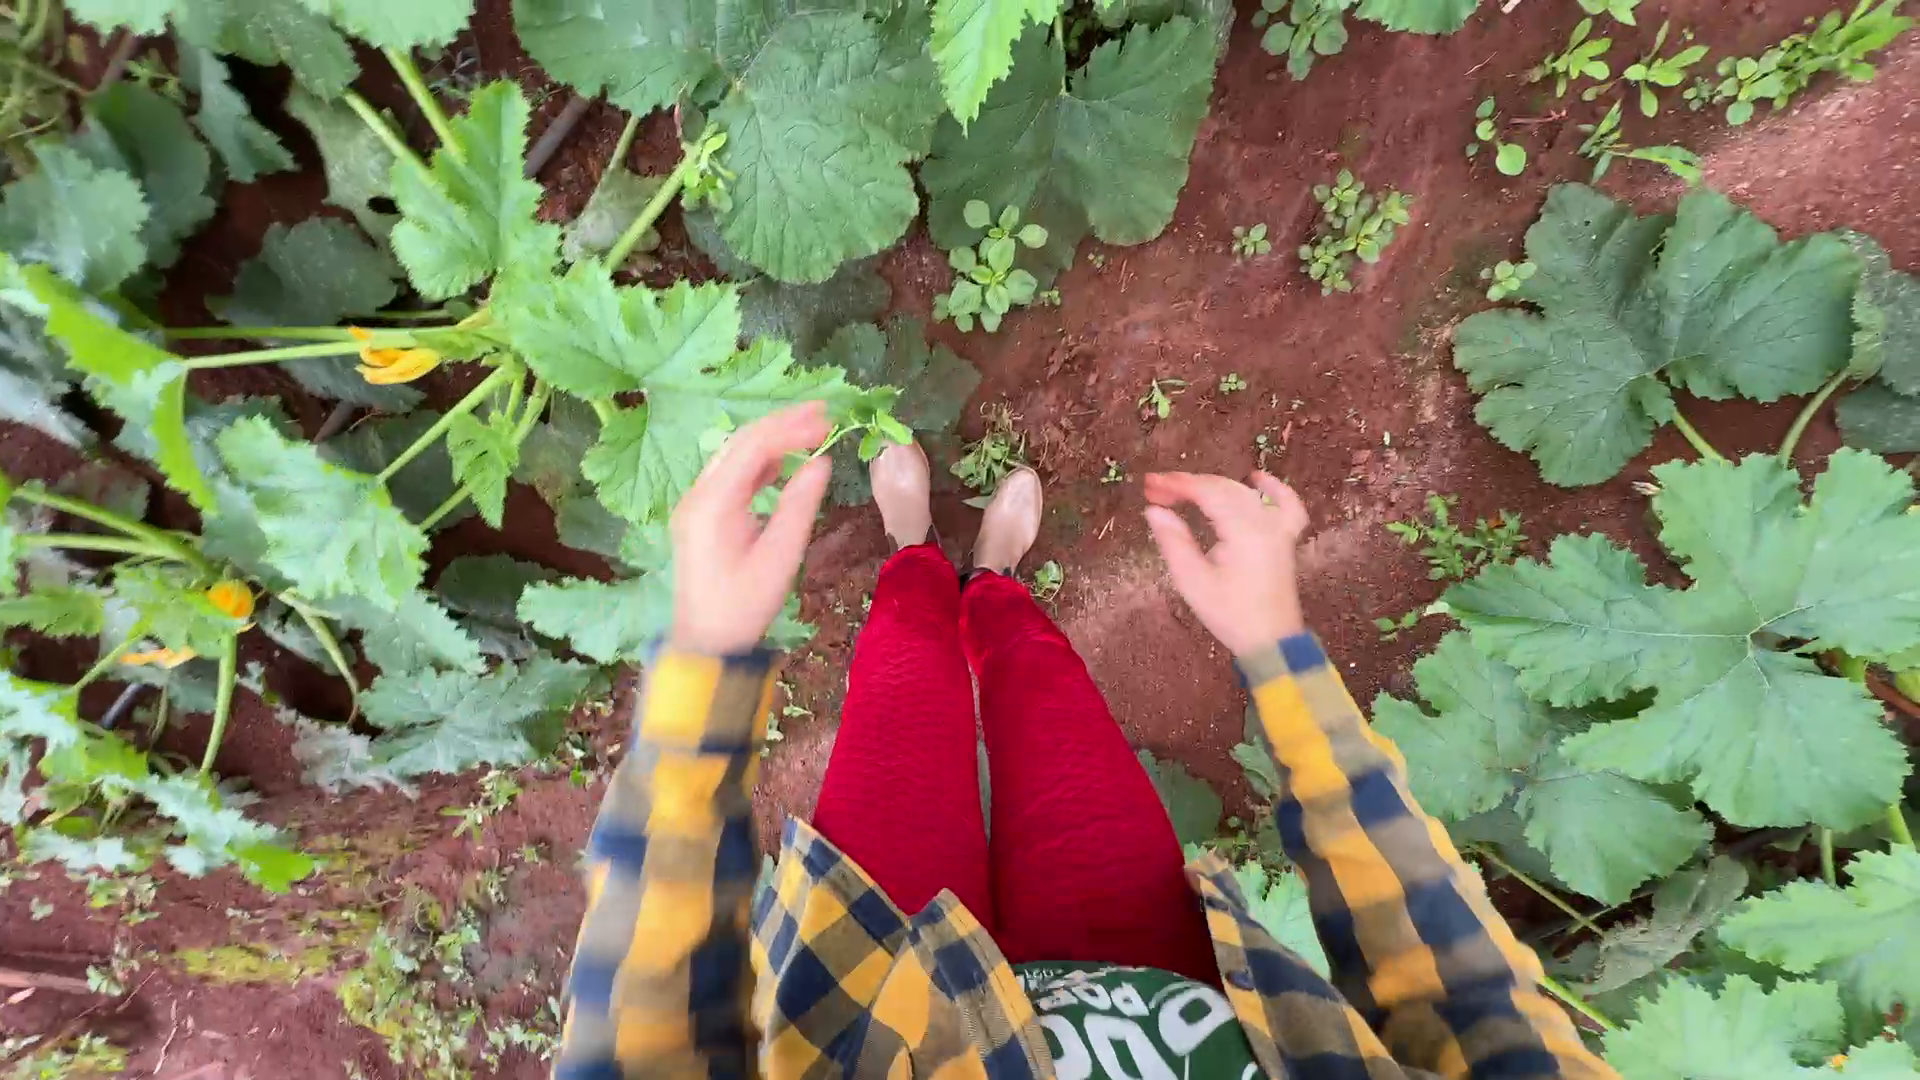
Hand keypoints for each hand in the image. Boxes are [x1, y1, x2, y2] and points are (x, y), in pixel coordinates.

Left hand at [668, 402, 831, 654]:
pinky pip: (731, 476)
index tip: (827, 419)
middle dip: (782, 424)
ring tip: (810, 429)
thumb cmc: (745, 604)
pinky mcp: (703, 515)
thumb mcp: (780, 556)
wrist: (706, 641)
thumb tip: (822, 461)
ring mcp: (697, 503)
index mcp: (713, 503)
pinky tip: (784, 460)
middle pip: (740, 443)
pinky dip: (760, 462)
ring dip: (772, 440)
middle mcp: (698, 494)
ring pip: (735, 456)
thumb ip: (800, 504)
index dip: (792, 428)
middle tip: (823, 412)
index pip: (753, 447)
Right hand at [1143, 471, 1310, 656]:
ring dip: (1214, 486)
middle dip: (1189, 484)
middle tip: (1157, 490)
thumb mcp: (1193, 580)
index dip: (1176, 484)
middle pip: (1224, 488)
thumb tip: (1154, 510)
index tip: (1150, 484)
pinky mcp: (1285, 539)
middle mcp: (1265, 522)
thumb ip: (1173, 541)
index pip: (1207, 493)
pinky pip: (1284, 504)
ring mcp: (1279, 529)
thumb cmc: (1229, 613)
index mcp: (1243, 531)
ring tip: (1185, 489)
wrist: (1270, 640)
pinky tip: (1257, 480)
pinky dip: (1271, 489)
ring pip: (1245, 493)